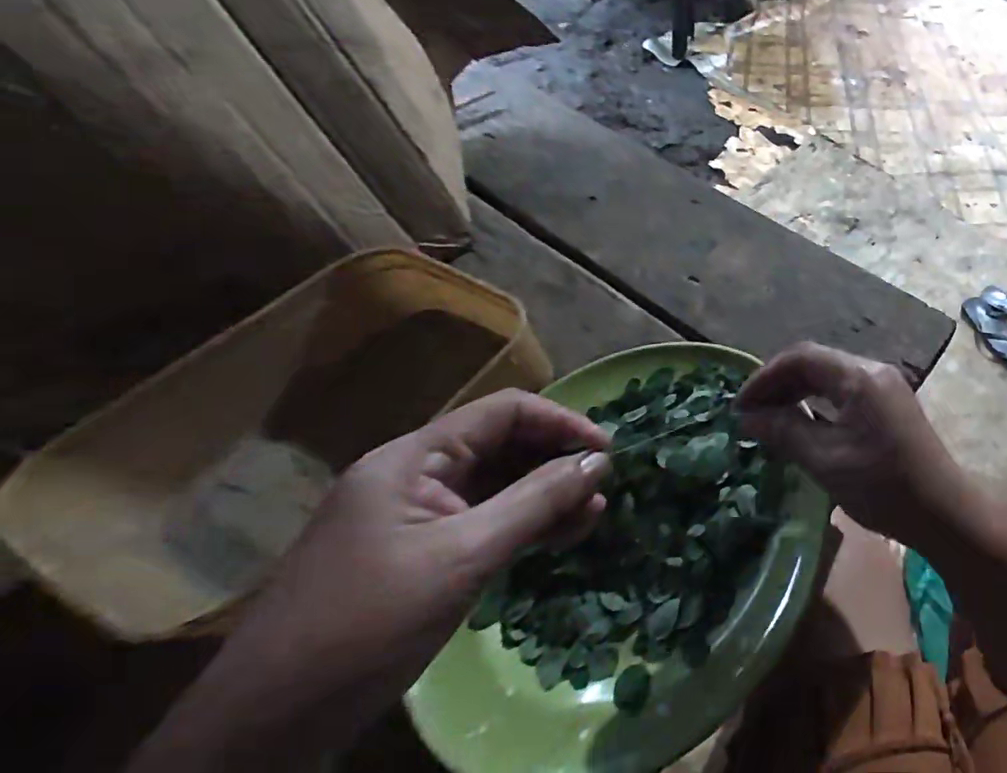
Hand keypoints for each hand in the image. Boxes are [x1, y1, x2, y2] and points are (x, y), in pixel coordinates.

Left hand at [129, 390, 610, 771]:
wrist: (263, 731)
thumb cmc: (363, 627)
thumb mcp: (463, 557)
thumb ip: (536, 502)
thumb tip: (600, 462)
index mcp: (410, 461)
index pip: (504, 412)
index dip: (562, 422)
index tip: (607, 452)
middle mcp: (414, 477)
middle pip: (504, 445)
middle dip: (558, 462)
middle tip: (603, 489)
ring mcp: (416, 517)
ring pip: (501, 485)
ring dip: (549, 495)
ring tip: (592, 517)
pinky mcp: (422, 553)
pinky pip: (488, 520)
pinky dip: (527, 524)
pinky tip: (561, 536)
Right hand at [736, 343, 974, 545]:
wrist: (942, 509)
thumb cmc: (883, 486)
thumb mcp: (826, 461)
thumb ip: (785, 431)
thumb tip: (748, 417)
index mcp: (861, 376)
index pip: (802, 357)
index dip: (765, 377)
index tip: (739, 406)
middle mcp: (875, 371)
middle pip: (816, 362)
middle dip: (779, 383)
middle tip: (749, 415)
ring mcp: (886, 386)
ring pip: (831, 375)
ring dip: (797, 392)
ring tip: (768, 420)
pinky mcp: (890, 404)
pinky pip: (845, 391)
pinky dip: (818, 402)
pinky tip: (802, 425)